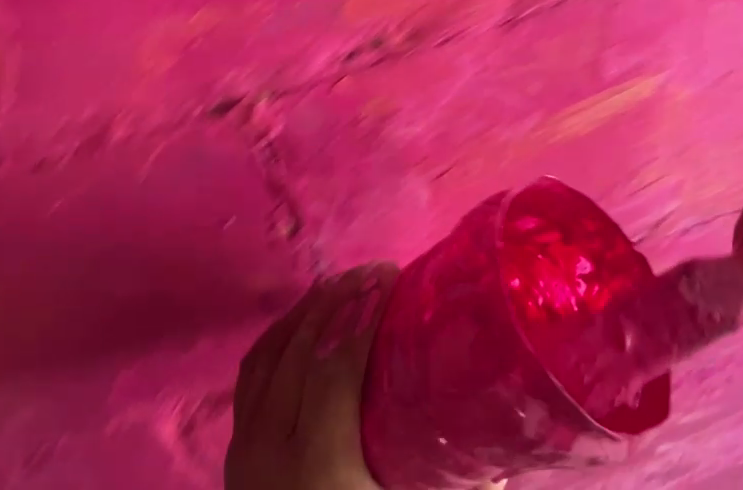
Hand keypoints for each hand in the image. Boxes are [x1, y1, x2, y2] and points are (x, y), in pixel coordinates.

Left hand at [227, 264, 507, 489]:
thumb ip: (454, 480)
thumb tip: (506, 450)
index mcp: (316, 467)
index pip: (333, 367)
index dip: (361, 315)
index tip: (390, 277)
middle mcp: (270, 450)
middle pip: (300, 350)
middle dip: (339, 301)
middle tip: (376, 273)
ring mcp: (244, 449)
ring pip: (269, 355)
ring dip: (306, 312)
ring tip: (341, 283)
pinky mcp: (235, 453)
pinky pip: (251, 375)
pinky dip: (278, 337)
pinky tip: (301, 322)